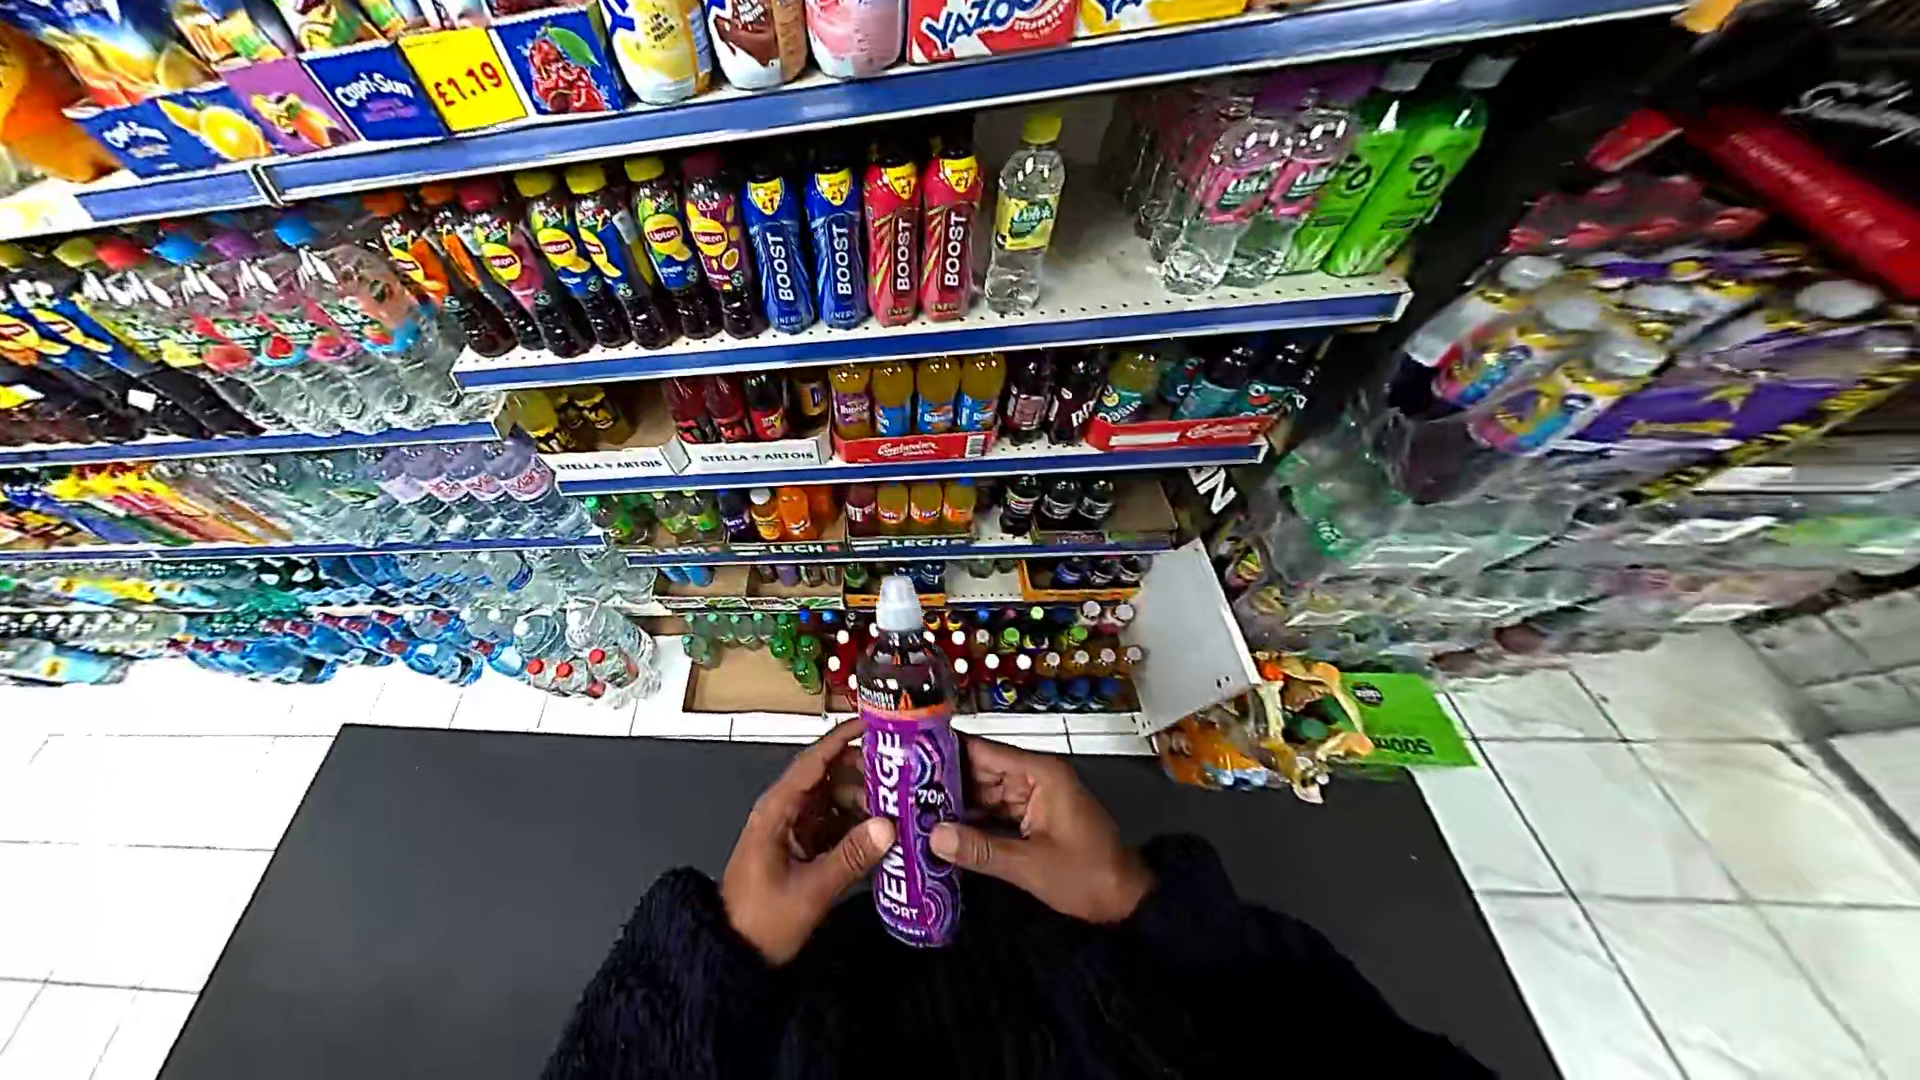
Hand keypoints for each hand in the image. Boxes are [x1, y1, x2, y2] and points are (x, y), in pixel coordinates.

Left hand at [722, 719, 895, 965]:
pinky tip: (885, 828)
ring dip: (866, 798)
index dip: (844, 738)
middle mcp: (787, 808)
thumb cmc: (762, 920)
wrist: (731, 958)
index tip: (876, 723)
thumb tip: (890, 825)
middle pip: (830, 774)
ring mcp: (796, 825)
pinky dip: (859, 820)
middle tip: (904, 773)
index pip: (814, 759)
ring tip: (901, 803)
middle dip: (865, 771)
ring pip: (837, 797)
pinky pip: (837, 820)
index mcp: (779, 808)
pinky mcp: (804, 844)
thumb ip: (851, 856)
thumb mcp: (809, 890)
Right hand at [931, 736, 1154, 923]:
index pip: (984, 751)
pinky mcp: (1031, 815)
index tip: (909, 754)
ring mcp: (1032, 795)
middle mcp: (1033, 775)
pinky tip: (941, 827)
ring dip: (954, 801)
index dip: (947, 750)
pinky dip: (971, 818)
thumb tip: (932, 837)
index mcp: (1039, 772)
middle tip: (900, 789)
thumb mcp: (1030, 865)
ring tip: (911, 807)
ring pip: (984, 791)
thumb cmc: (1086, 875)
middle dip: (944, 780)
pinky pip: (994, 810)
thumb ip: (981, 849)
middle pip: (980, 770)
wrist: (1126, 901)